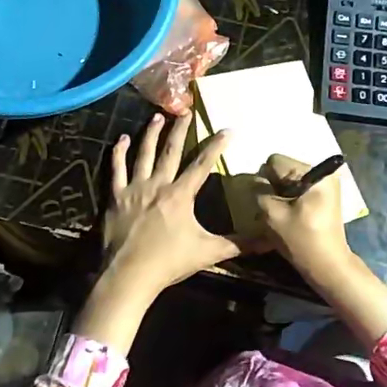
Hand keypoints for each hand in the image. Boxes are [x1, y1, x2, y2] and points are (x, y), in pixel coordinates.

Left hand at [99, 114, 247, 298]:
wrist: (130, 275)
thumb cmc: (169, 263)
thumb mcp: (208, 252)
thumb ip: (239, 244)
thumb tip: (269, 240)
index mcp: (181, 195)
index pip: (202, 164)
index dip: (215, 146)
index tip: (226, 129)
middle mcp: (158, 185)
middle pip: (171, 151)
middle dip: (180, 129)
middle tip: (186, 111)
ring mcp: (135, 189)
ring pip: (144, 154)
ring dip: (151, 133)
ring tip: (158, 116)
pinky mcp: (116, 197)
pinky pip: (117, 169)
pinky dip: (119, 153)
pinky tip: (122, 139)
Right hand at [243, 154, 351, 275]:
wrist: (328, 265)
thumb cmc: (301, 240)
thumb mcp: (273, 215)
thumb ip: (259, 192)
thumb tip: (253, 180)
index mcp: (314, 173)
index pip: (275, 161)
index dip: (265, 180)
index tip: (269, 201)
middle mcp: (323, 172)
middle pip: (284, 168)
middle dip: (274, 186)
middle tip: (275, 209)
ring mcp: (326, 183)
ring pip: (290, 178)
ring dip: (281, 194)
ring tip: (283, 214)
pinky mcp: (324, 194)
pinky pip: (299, 187)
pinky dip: (291, 198)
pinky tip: (291, 216)